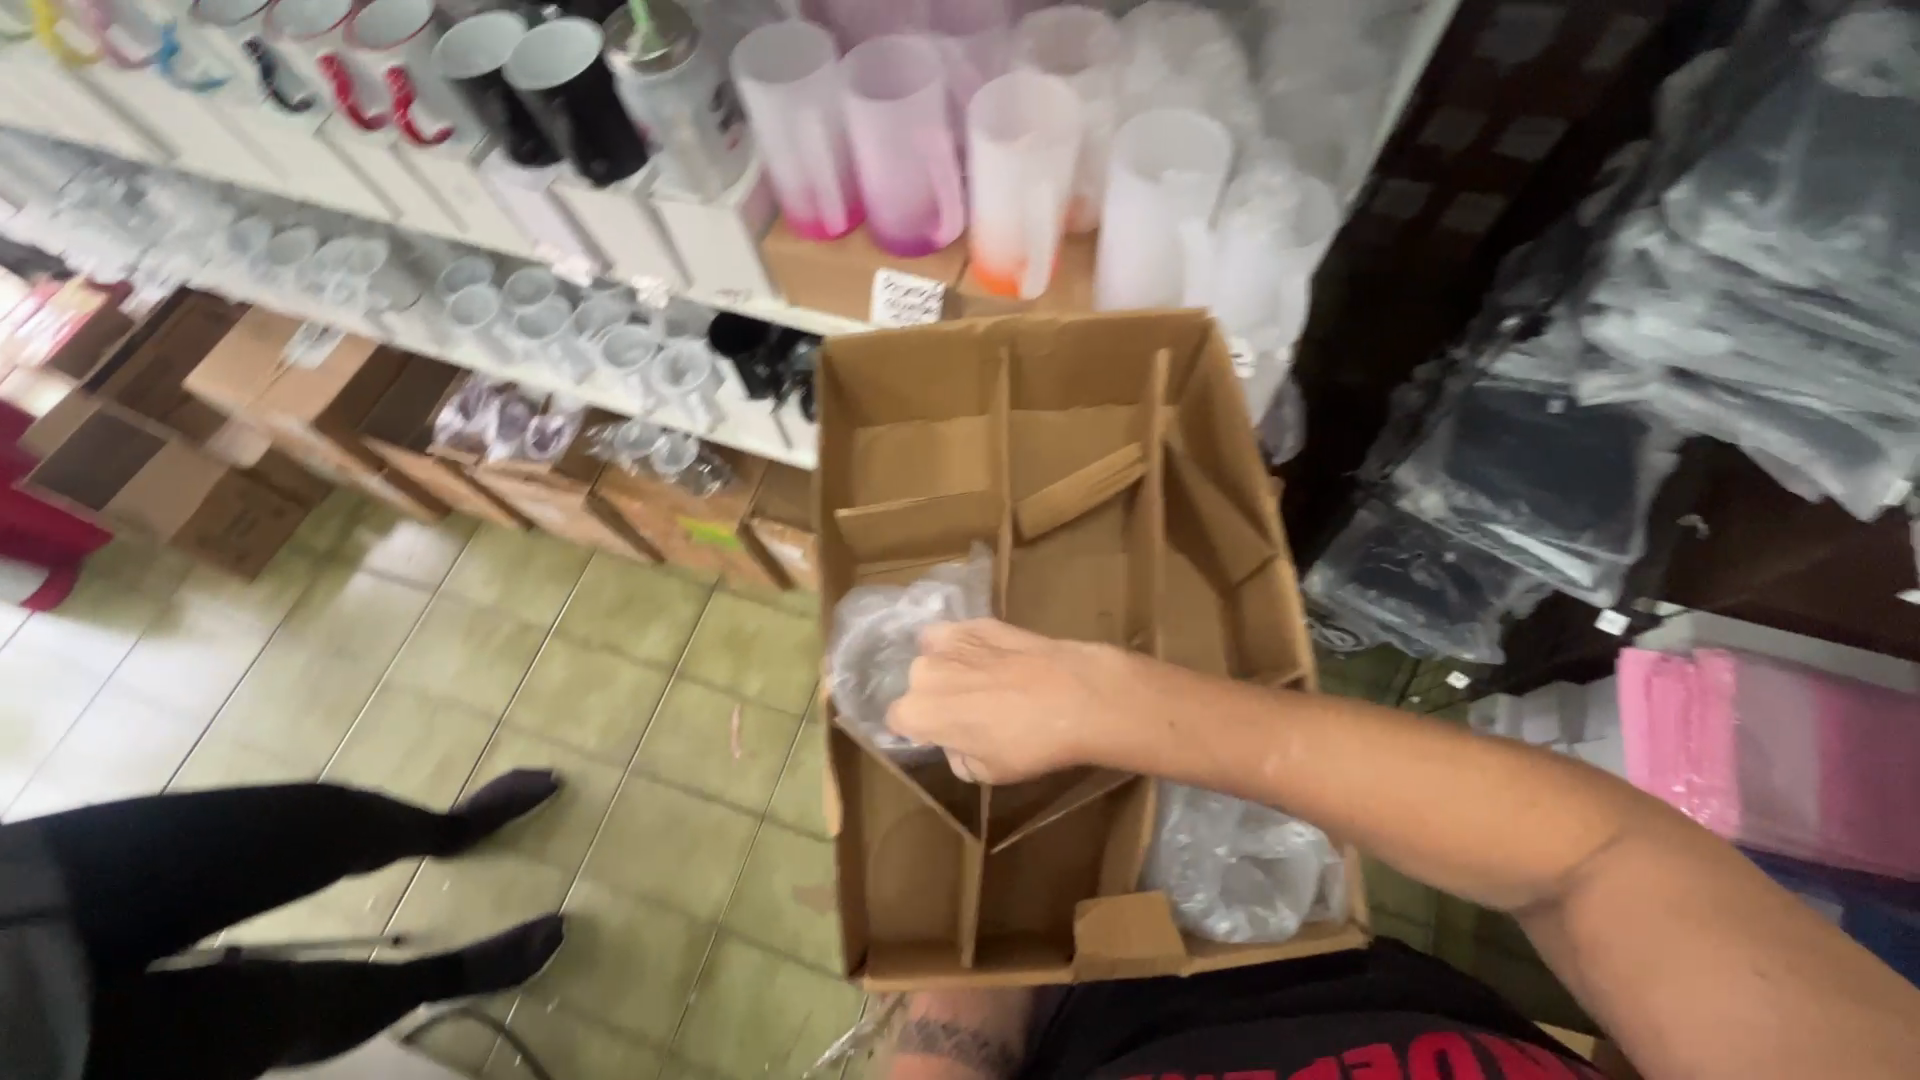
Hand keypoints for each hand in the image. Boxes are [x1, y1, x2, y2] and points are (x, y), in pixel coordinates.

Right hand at [886, 619, 1142, 784]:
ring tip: (977, 680)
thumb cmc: (1028, 744)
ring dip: (946, 666)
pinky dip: (968, 645)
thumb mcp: (987, 772)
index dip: (919, 729)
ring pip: (933, 653)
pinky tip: (994, 658)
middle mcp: (924, 672)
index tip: (940, 735)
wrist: (1074, 696)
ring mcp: (951, 641)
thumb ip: (958, 757)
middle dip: (934, 696)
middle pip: (917, 685)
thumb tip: (957, 743)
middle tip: (967, 710)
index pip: (898, 720)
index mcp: (918, 712)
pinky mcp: (979, 622)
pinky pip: (959, 634)